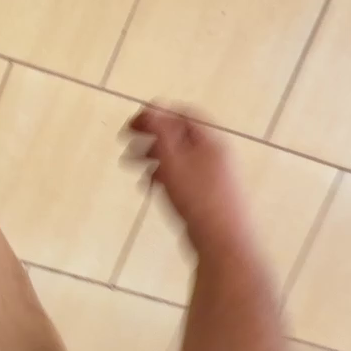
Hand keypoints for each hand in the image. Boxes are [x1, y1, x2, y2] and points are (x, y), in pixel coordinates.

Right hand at [126, 105, 252, 254]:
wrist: (223, 241)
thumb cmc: (197, 197)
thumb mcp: (172, 158)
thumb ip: (159, 131)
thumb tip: (150, 108)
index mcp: (211, 141)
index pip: (183, 114)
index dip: (157, 114)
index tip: (133, 123)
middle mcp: (215, 155)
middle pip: (178, 135)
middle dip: (150, 136)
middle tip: (127, 142)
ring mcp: (213, 176)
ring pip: (177, 156)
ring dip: (152, 156)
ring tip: (132, 164)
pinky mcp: (207, 194)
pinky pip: (181, 175)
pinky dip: (163, 174)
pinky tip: (148, 184)